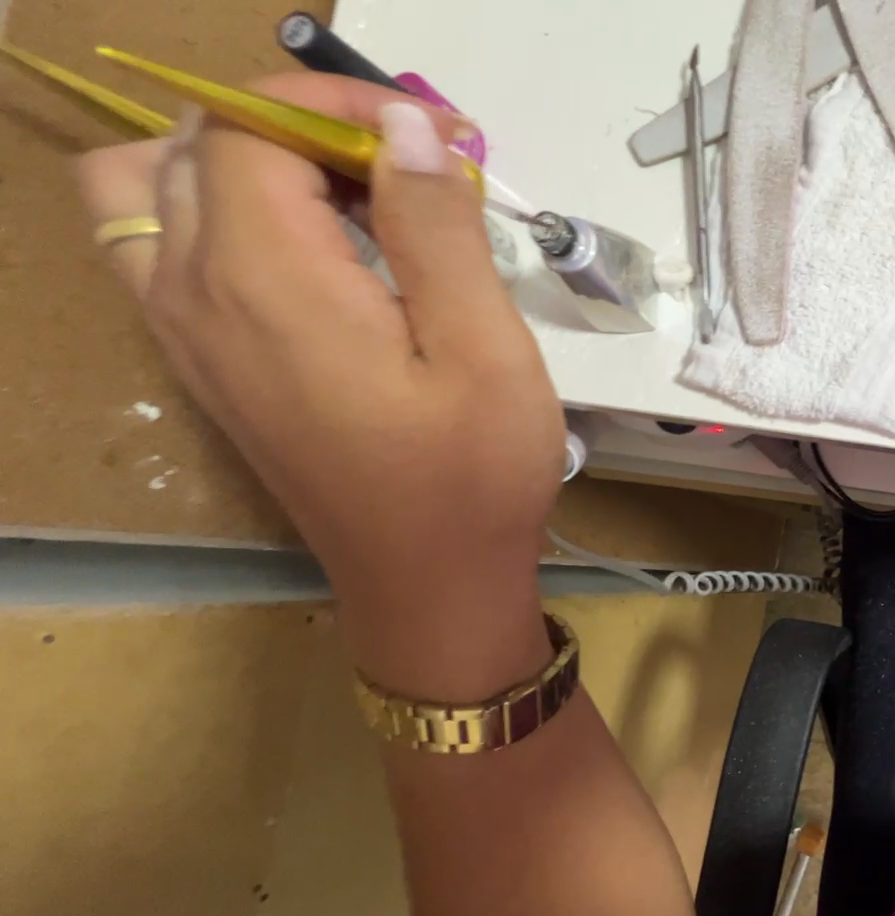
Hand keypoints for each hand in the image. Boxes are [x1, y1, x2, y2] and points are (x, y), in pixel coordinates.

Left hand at [73, 76, 563, 698]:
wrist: (432, 581)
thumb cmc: (476, 473)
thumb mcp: (486, 350)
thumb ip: (439, 231)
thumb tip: (407, 129)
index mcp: (266, 278)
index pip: (252, 126)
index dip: (342, 107)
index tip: (442, 141)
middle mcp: (193, 292)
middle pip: (202, 147)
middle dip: (312, 134)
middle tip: (421, 180)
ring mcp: (185, 335)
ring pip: (160, 191)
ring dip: (253, 170)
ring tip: (357, 211)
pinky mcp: (204, 368)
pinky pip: (166, 251)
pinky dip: (228, 220)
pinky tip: (322, 266)